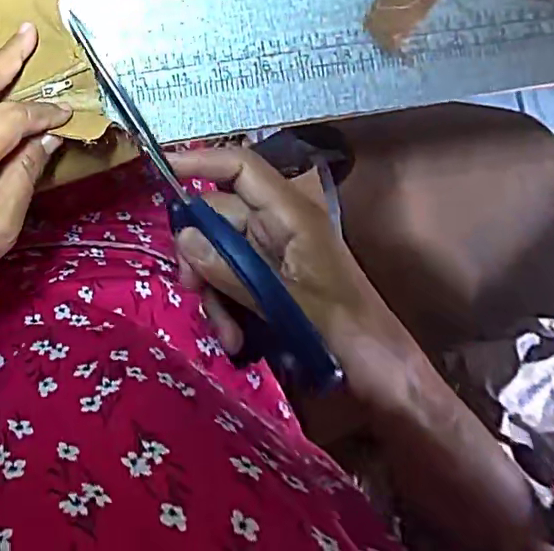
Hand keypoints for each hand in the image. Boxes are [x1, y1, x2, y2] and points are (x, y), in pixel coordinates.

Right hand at [170, 147, 415, 401]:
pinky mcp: (267, 282)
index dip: (200, 160)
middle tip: (191, 287)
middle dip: (197, 251)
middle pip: (215, 214)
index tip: (159, 168)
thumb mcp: (292, 307)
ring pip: (215, 251)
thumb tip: (183, 237)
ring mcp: (270, 255)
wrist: (395, 392)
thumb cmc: (357, 342)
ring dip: (210, 289)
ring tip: (224, 331)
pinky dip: (222, 306)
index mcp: (292, 217)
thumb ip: (234, 272)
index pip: (240, 168)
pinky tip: (234, 339)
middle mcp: (277, 227)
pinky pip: (226, 279)